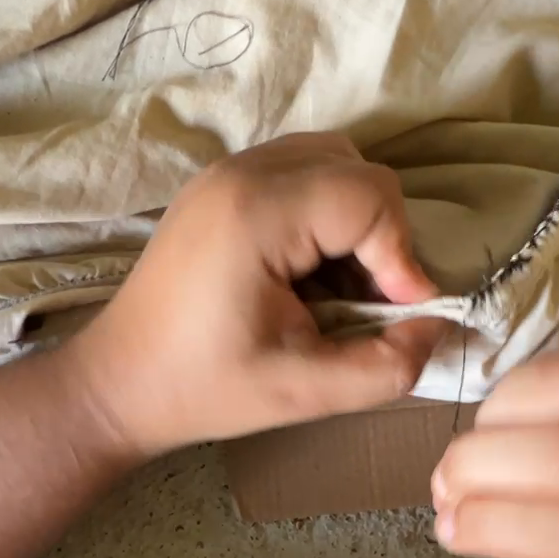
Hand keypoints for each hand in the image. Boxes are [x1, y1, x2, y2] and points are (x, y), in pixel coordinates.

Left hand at [66, 133, 448, 456]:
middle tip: (374, 301)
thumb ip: (387, 366)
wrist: (120, 385)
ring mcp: (223, 174)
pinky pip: (298, 176)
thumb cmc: (203, 390)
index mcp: (255, 213)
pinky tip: (310, 273)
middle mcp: (239, 173)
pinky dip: (323, 217)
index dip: (401, 256)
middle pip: (356, 168)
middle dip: (382, 235)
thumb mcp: (304, 393)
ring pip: (330, 164)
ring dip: (356, 222)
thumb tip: (439, 326)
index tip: (402, 313)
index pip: (369, 195)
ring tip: (344, 288)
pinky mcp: (218, 189)